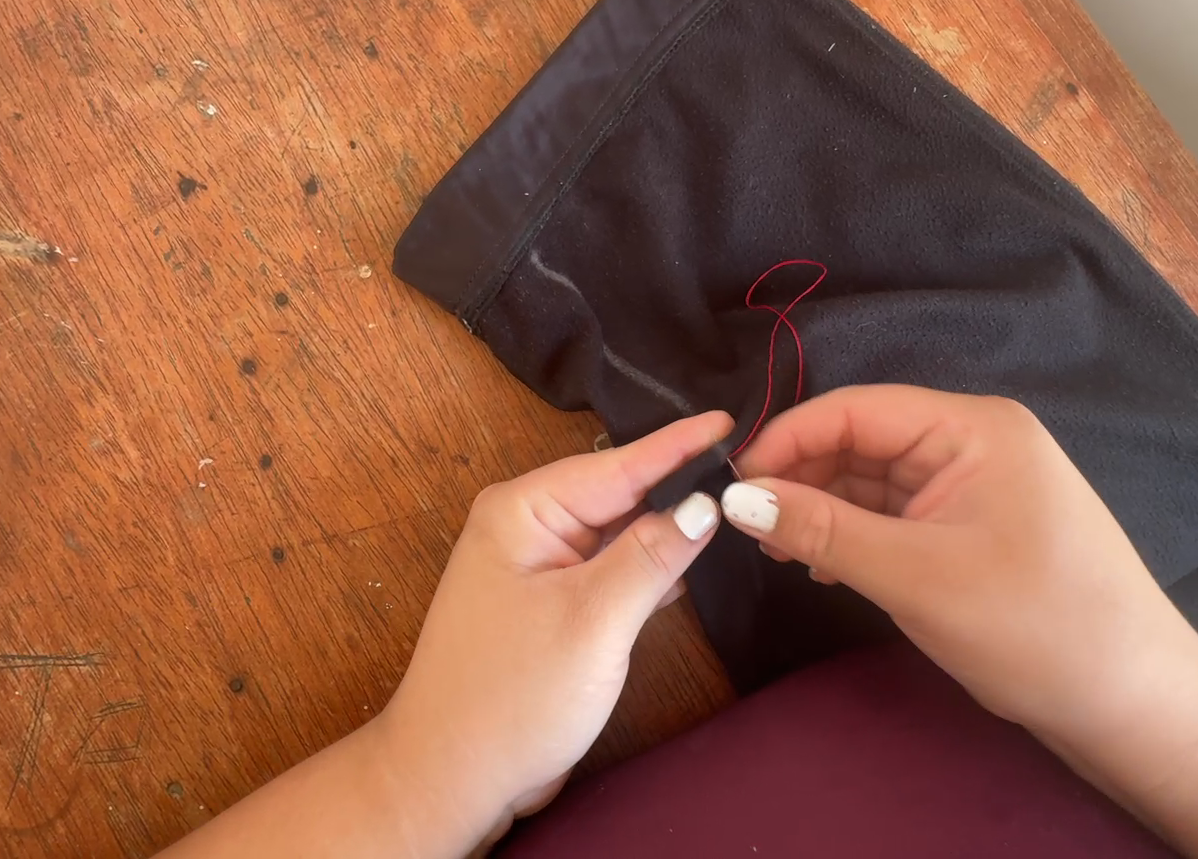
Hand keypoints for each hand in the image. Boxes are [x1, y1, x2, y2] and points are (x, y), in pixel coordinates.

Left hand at [380, 411, 730, 844]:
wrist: (453, 778)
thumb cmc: (511, 696)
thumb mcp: (591, 621)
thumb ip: (650, 557)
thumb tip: (705, 505)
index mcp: (523, 510)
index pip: (615, 467)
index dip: (676, 445)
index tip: (729, 419)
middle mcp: (530, 524)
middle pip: (618, 494)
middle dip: (676, 485)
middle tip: (744, 466)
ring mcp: (541, 563)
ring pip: (617, 532)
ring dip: (666, 526)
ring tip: (731, 500)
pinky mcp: (555, 600)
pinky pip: (610, 567)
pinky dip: (648, 565)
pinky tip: (690, 555)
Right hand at [723, 386, 1197, 770]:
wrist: (1139, 713)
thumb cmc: (1035, 630)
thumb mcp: (915, 577)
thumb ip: (819, 530)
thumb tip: (733, 499)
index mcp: (970, 427)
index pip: (853, 411)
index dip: (786, 440)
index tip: (734, 484)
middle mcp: (966, 440)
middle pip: (856, 441)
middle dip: (800, 480)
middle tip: (751, 528)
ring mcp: (966, 482)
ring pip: (865, 478)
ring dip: (820, 511)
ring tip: (781, 553)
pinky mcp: (962, 521)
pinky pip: (885, 510)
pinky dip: (848, 533)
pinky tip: (825, 567)